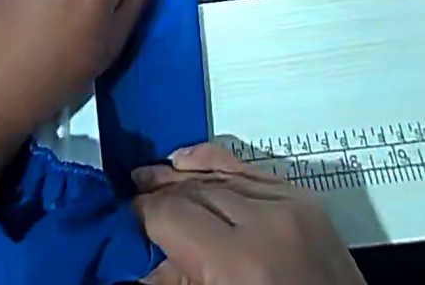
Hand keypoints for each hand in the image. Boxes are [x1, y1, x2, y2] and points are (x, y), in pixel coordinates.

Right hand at [132, 143, 364, 284]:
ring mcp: (289, 205)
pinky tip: (186, 161)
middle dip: (156, 195)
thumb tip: (135, 264)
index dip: (140, 216)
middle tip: (129, 199)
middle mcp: (265, 222)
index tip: (120, 222)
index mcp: (239, 264)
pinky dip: (214, 162)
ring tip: (147, 177)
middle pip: (192, 190)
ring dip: (179, 176)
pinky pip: (247, 168)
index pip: (171, 215)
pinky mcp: (304, 200)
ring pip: (217, 174)